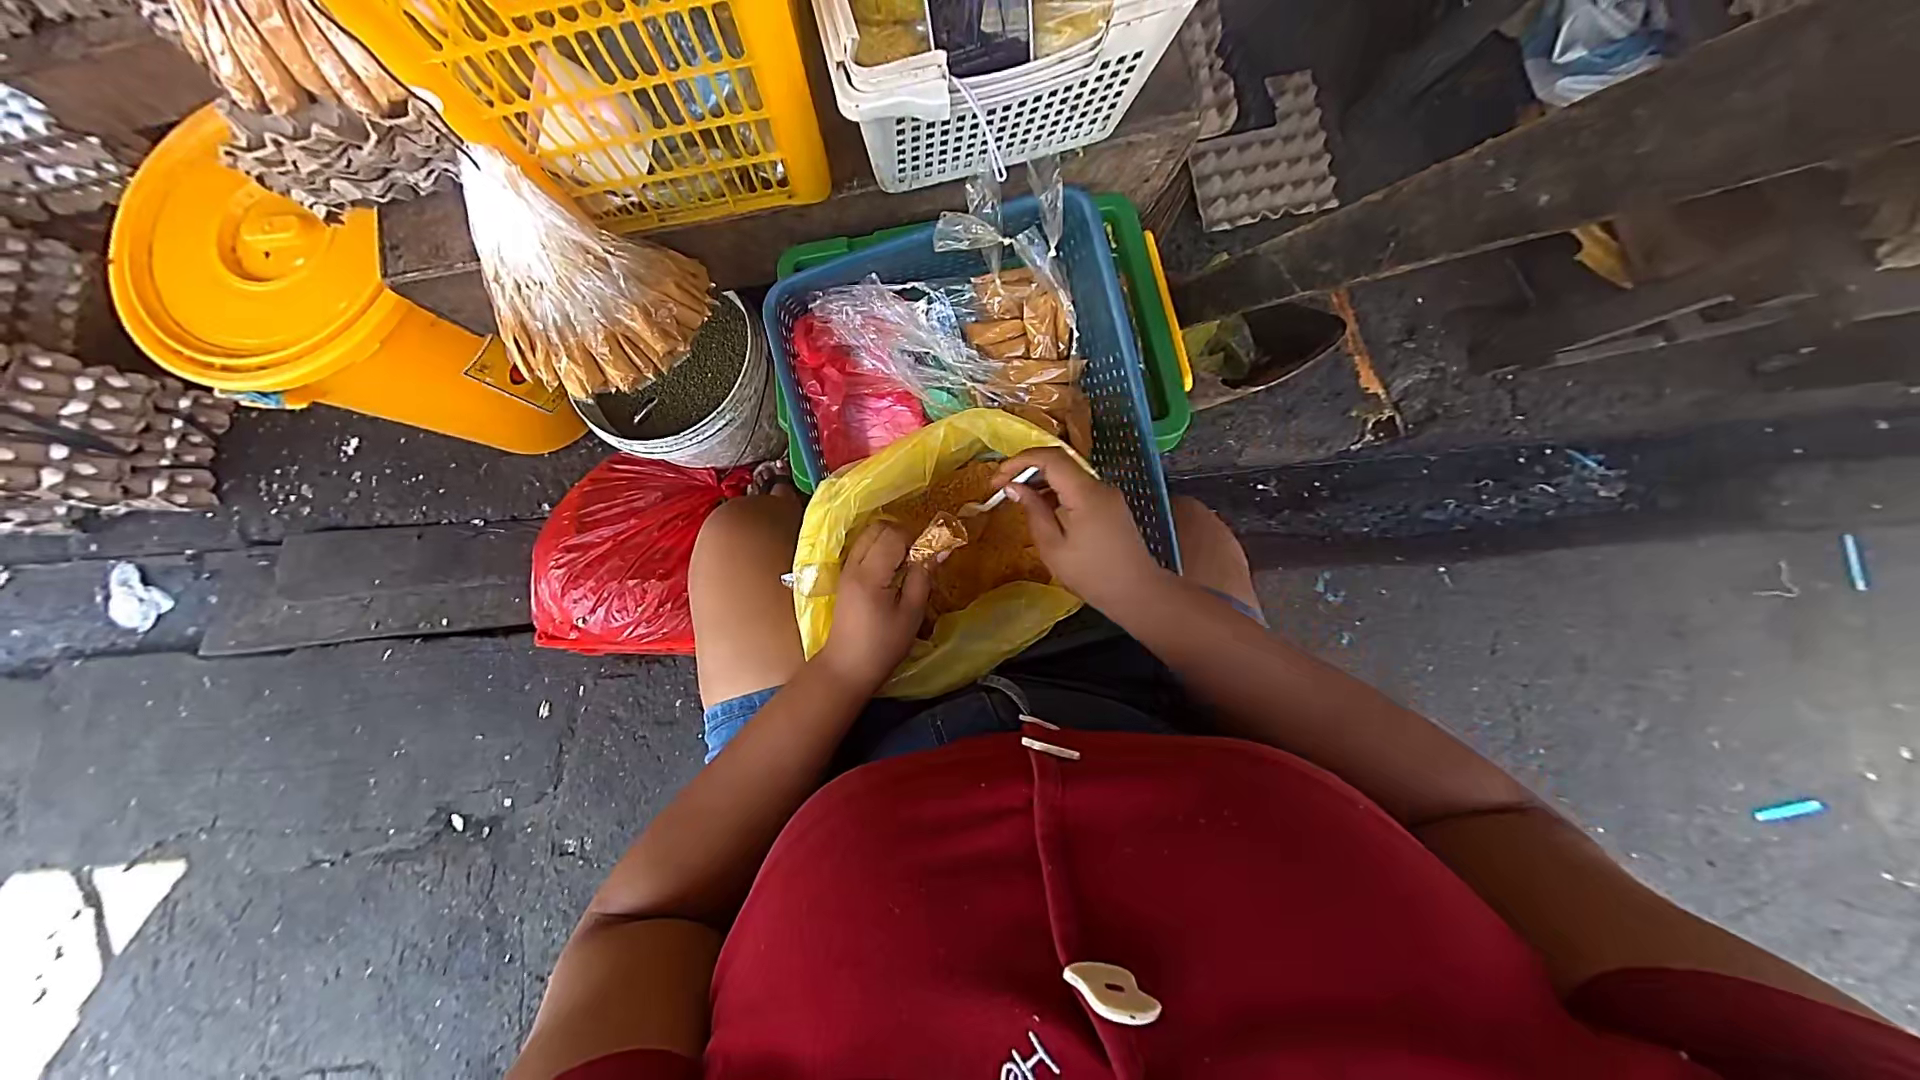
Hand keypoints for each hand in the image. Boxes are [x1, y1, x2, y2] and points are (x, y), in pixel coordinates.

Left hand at [814, 522, 931, 689]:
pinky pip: (862, 549)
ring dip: (889, 540)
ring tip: (905, 563)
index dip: (915, 538)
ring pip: (867, 535)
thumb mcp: (911, 614)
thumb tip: (939, 550)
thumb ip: (923, 577)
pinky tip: (891, 571)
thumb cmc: (883, 645)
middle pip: (877, 528)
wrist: (847, 667)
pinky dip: (879, 549)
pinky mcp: (844, 577)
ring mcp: (845, 570)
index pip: (893, 535)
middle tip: (917, 556)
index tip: (928, 555)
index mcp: (870, 574)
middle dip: (901, 534)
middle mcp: (853, 565)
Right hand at [994, 447, 1168, 612]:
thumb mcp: (1053, 547)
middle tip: (1003, 487)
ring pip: (1069, 475)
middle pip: (1060, 462)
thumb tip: (1014, 487)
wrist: (1137, 592)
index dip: (1019, 461)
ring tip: (1018, 499)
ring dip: (1041, 481)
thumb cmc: (1091, 575)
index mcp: (1085, 493)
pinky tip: (1042, 509)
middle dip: (1027, 469)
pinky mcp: (1111, 505)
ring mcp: (1108, 494)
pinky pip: (1079, 488)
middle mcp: (1099, 486)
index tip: (997, 479)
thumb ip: (1033, 511)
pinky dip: (1057, 492)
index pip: (1050, 457)